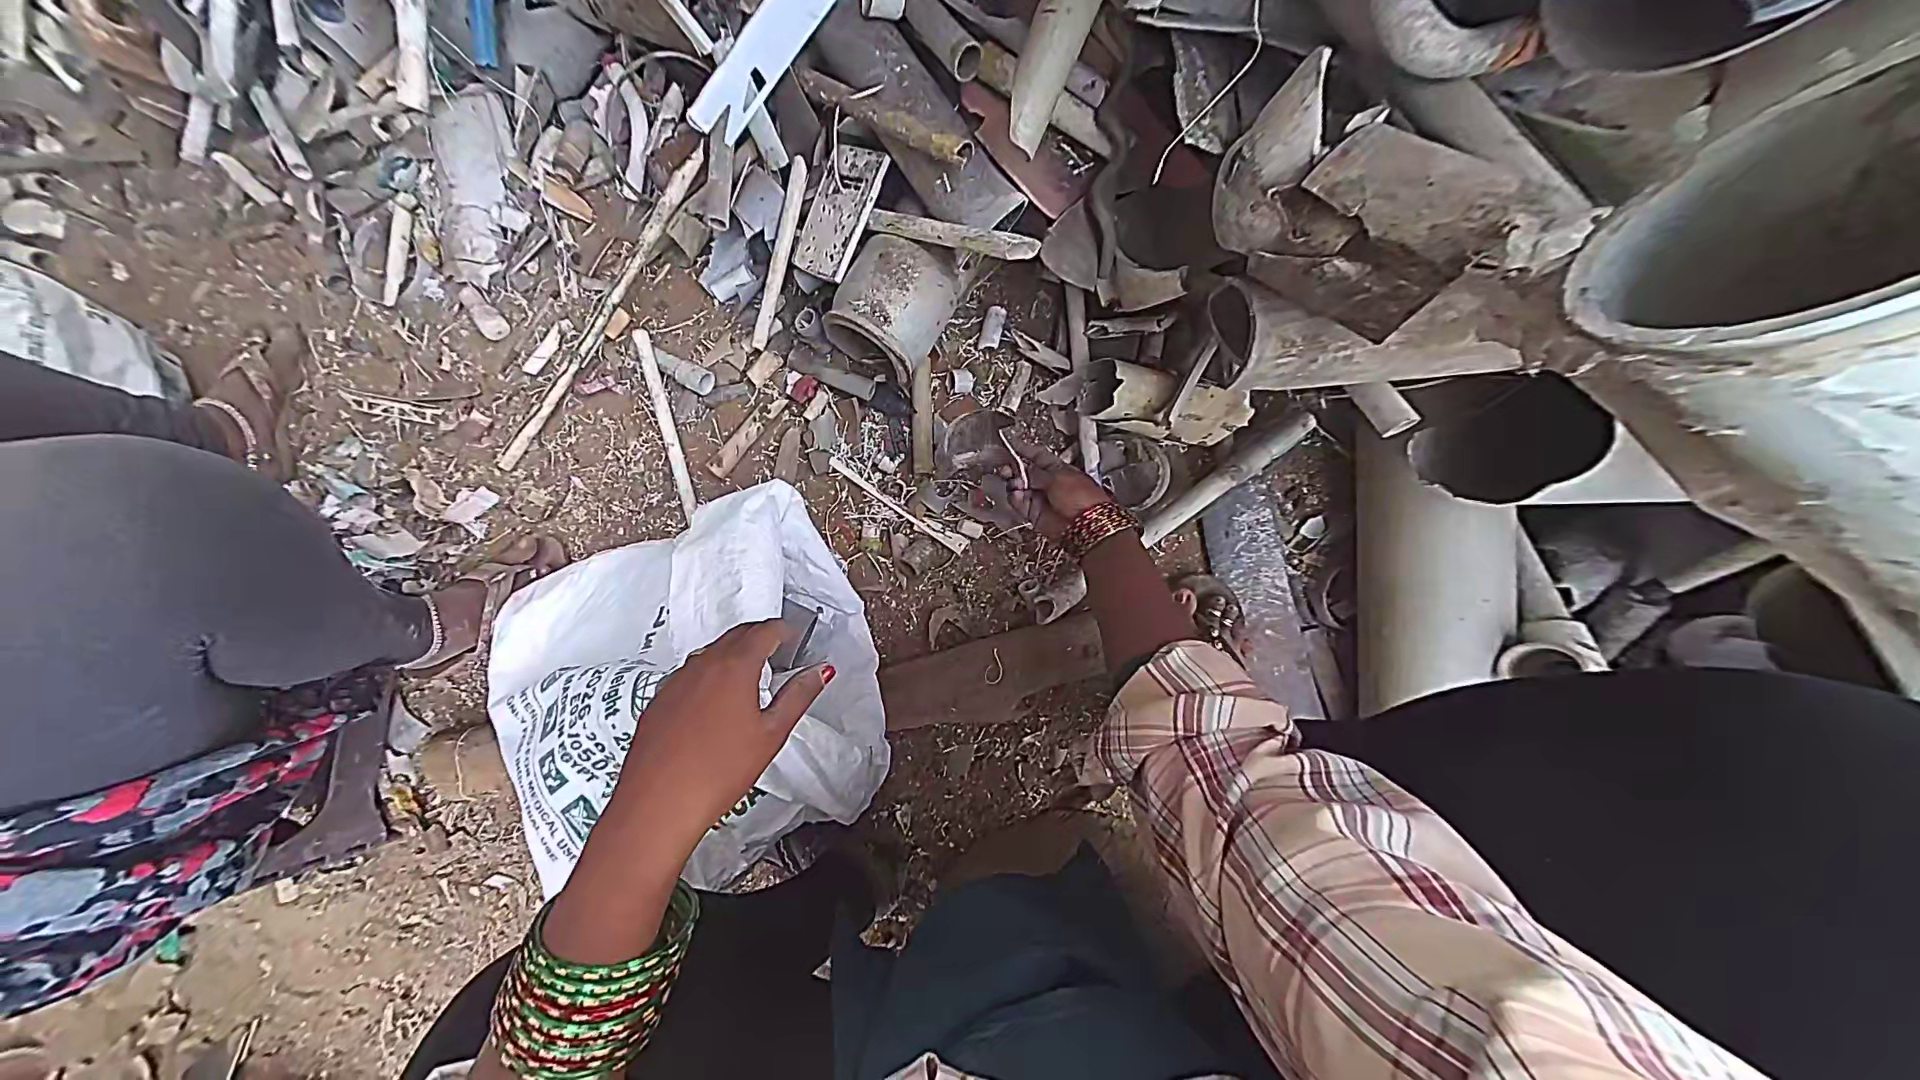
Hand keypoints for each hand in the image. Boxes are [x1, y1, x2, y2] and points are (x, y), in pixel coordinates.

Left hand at [616, 620, 832, 858]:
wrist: (657, 805)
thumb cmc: (716, 773)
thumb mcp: (772, 733)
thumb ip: (799, 695)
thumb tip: (820, 672)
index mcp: (734, 667)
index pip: (764, 631)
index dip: (784, 629)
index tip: (793, 635)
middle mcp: (702, 666)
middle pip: (736, 635)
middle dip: (759, 635)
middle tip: (777, 647)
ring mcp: (675, 682)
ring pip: (710, 653)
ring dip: (732, 653)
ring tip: (750, 675)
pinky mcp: (658, 702)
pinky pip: (688, 674)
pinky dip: (708, 675)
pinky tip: (715, 703)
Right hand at [1000, 437, 1111, 538]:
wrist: (1084, 525)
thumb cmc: (1082, 498)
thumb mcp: (1056, 477)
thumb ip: (1035, 472)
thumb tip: (1021, 468)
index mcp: (1058, 469)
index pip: (1038, 456)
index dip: (1024, 450)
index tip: (1011, 445)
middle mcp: (1048, 483)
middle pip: (1025, 472)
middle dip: (1014, 468)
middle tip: (1007, 467)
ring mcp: (1041, 498)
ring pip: (1019, 487)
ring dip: (1013, 483)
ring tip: (1014, 483)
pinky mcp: (1034, 513)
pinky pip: (1018, 502)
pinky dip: (1015, 498)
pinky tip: (1016, 494)